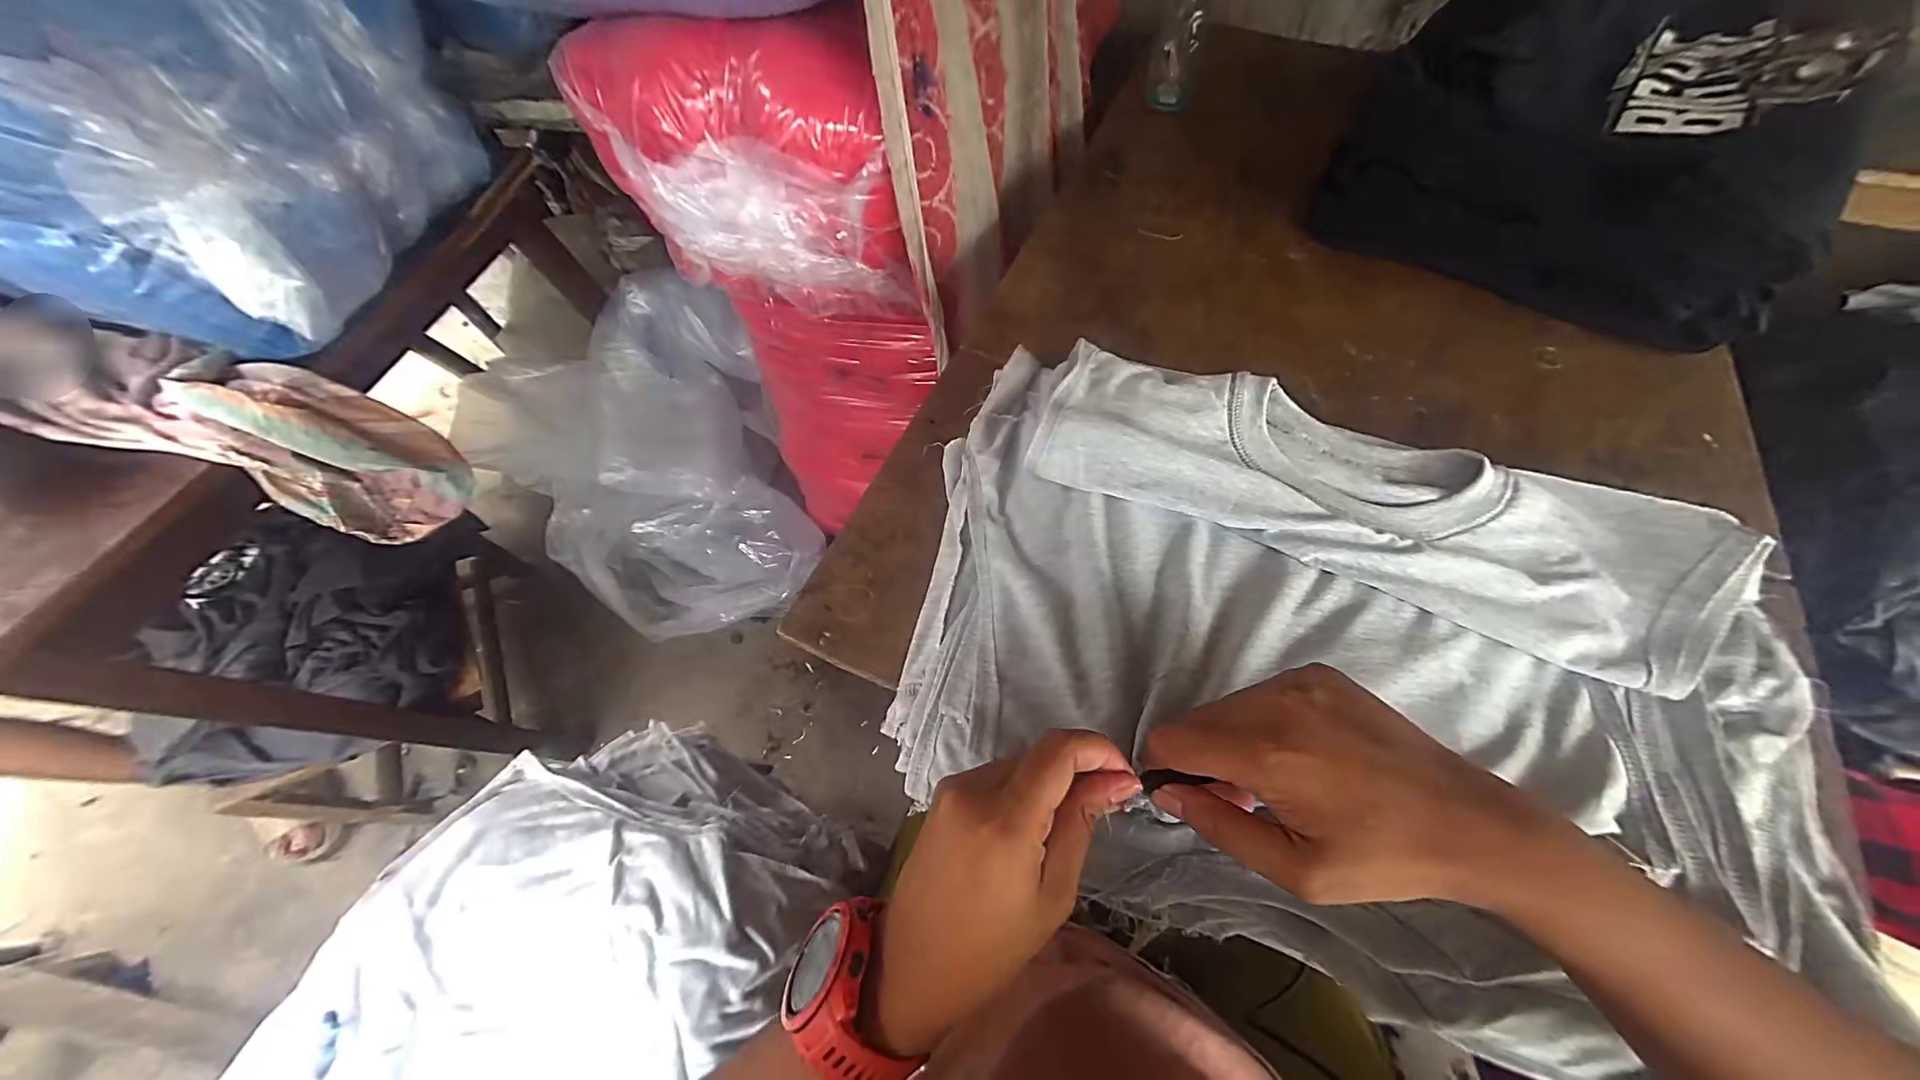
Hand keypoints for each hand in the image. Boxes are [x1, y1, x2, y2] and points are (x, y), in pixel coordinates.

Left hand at [868, 730, 1139, 1055]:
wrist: (913, 964)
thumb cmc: (992, 947)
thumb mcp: (1053, 893)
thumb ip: (1082, 824)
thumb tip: (1117, 780)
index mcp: (1004, 818)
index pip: (1059, 749)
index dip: (1099, 750)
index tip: (1124, 774)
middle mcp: (973, 789)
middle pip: (1040, 756)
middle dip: (1077, 773)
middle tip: (1102, 808)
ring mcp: (952, 788)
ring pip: (1019, 766)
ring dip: (1047, 785)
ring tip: (1055, 835)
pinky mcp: (942, 795)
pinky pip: (995, 779)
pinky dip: (1019, 794)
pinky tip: (1023, 833)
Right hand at [1143, 664, 1585, 907]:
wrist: (1471, 823)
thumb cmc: (1382, 858)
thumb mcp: (1295, 869)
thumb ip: (1218, 826)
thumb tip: (1167, 791)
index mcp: (1267, 753)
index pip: (1169, 738)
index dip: (1160, 767)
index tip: (1180, 795)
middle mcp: (1275, 703)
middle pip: (1192, 720)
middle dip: (1195, 757)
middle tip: (1235, 799)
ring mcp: (1300, 682)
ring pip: (1223, 706)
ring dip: (1224, 740)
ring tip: (1267, 779)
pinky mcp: (1319, 675)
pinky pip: (1257, 694)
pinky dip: (1255, 722)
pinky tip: (1292, 753)